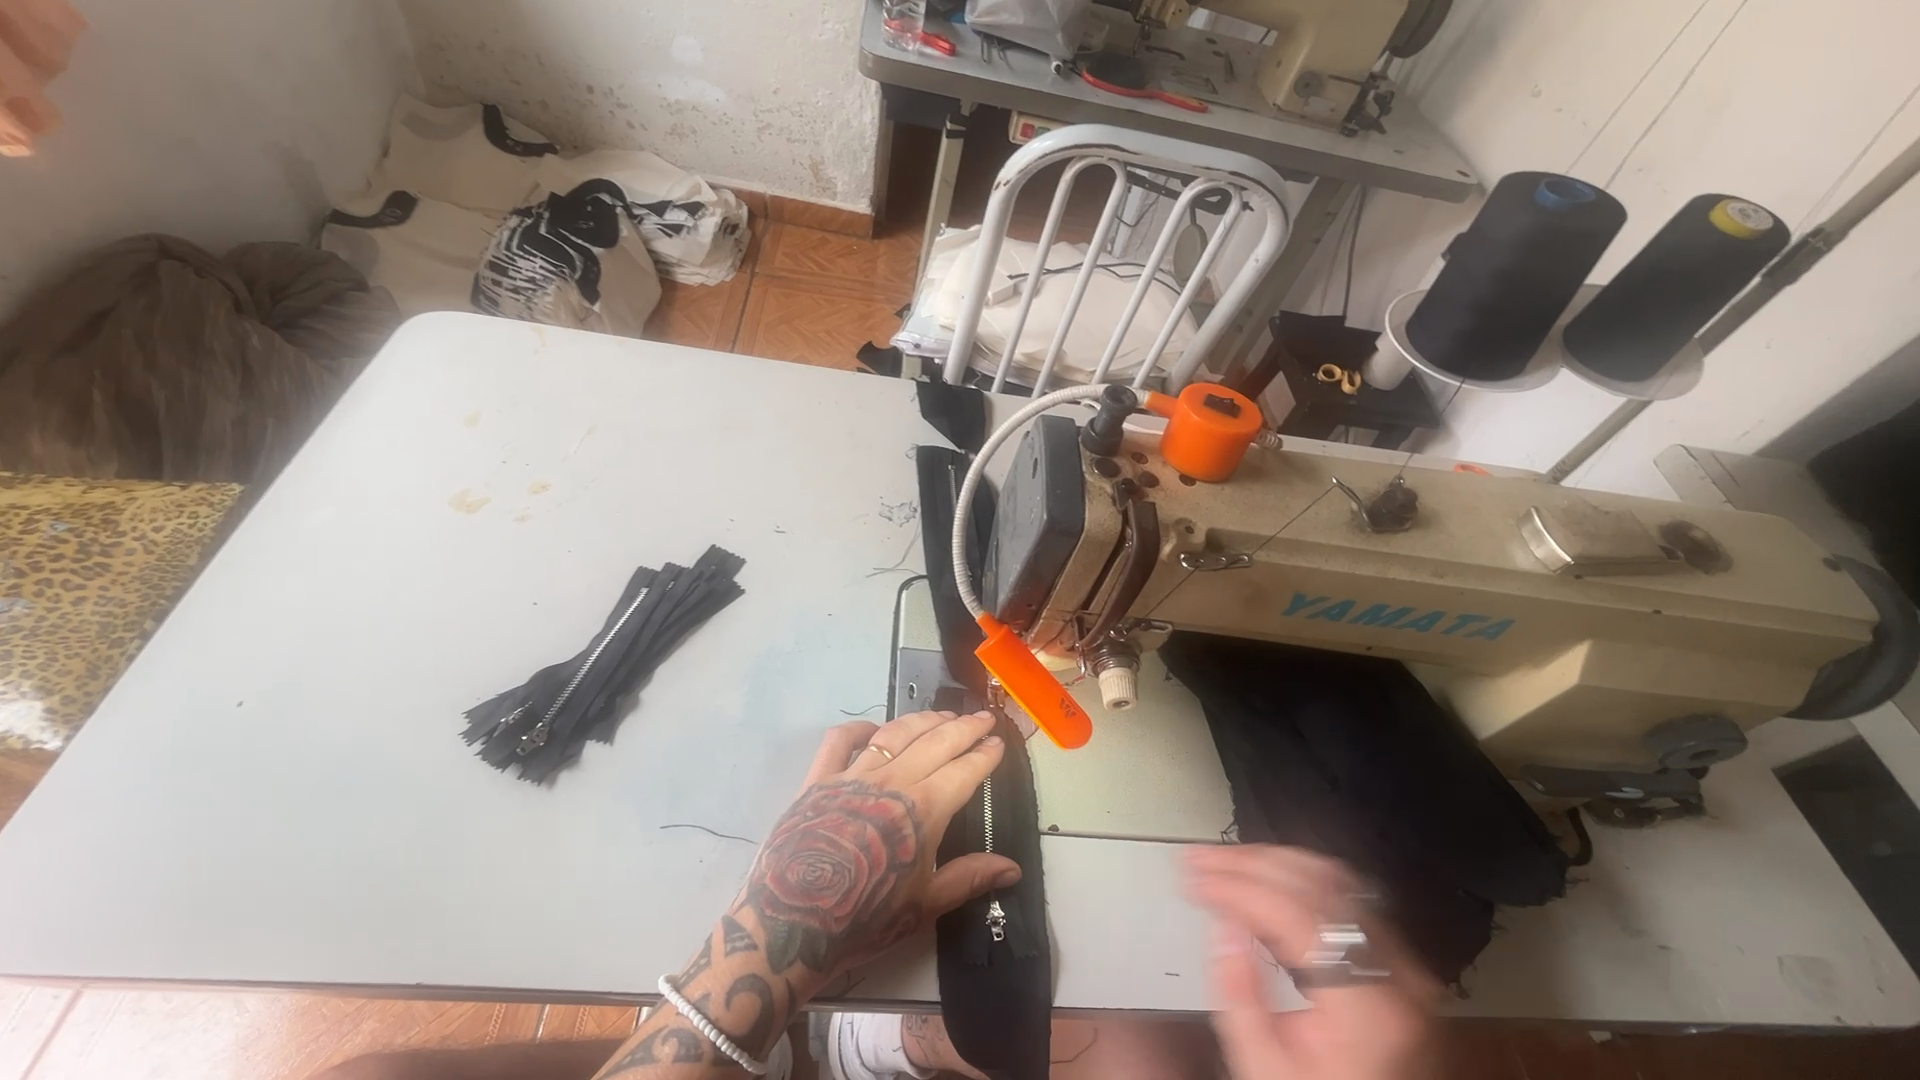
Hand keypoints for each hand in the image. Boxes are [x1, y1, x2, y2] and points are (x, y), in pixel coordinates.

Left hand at [734, 709, 1018, 992]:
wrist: (788, 925)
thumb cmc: (862, 920)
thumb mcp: (924, 906)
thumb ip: (969, 878)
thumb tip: (1014, 868)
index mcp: (923, 810)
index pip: (964, 770)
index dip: (985, 755)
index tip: (1000, 742)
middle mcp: (891, 781)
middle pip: (936, 741)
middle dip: (964, 727)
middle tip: (983, 716)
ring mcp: (852, 775)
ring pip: (895, 732)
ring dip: (924, 720)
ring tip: (943, 715)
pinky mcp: (818, 779)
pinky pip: (840, 741)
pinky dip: (860, 728)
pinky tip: (875, 729)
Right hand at [1187, 846, 1437, 1079]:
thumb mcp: (1266, 1067)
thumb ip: (1240, 999)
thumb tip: (1224, 928)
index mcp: (1369, 1008)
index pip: (1298, 916)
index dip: (1240, 889)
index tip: (1196, 880)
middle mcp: (1400, 975)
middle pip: (1318, 886)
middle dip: (1248, 864)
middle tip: (1199, 860)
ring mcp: (1404, 963)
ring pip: (1333, 879)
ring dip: (1270, 862)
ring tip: (1223, 862)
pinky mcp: (1396, 958)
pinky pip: (1343, 895)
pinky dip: (1295, 877)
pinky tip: (1261, 877)